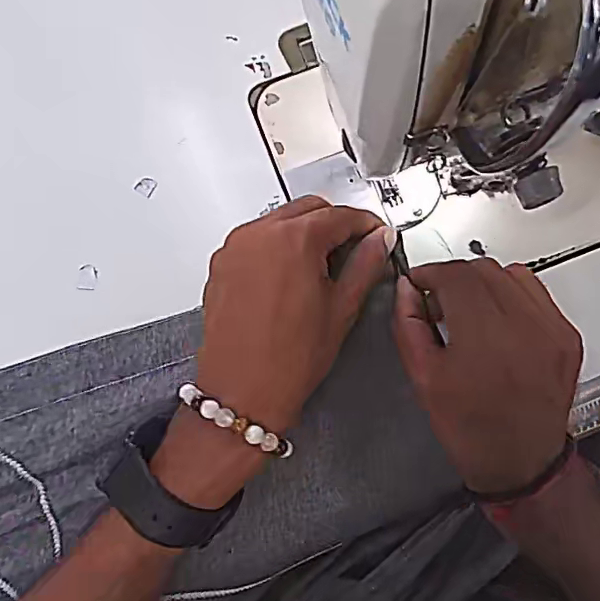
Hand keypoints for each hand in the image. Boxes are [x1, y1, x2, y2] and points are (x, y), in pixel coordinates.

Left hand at [151, 196, 393, 508]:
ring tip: (323, 270)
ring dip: (305, 234)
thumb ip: (365, 266)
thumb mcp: (341, 309)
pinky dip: (277, 249)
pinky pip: (256, 242)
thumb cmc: (285, 360)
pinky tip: (292, 279)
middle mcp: (258, 236)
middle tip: (355, 250)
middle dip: (335, 224)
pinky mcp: (221, 265)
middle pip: (308, 210)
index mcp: (293, 240)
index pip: (340, 216)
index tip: (375, 235)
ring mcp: (235, 249)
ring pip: (280, 222)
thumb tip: (378, 243)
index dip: (366, 224)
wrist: (243, 390)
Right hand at [390, 258, 581, 495]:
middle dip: (453, 279)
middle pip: (482, 270)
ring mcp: (551, 331)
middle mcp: (524, 330)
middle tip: (438, 301)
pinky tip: (498, 321)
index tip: (419, 282)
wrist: (519, 462)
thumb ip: (409, 327)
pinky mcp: (566, 337)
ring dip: (483, 284)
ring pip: (511, 274)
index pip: (455, 276)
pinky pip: (536, 294)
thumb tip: (406, 292)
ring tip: (469, 312)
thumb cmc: (474, 432)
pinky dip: (512, 297)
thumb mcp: (424, 380)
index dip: (430, 273)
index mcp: (484, 341)